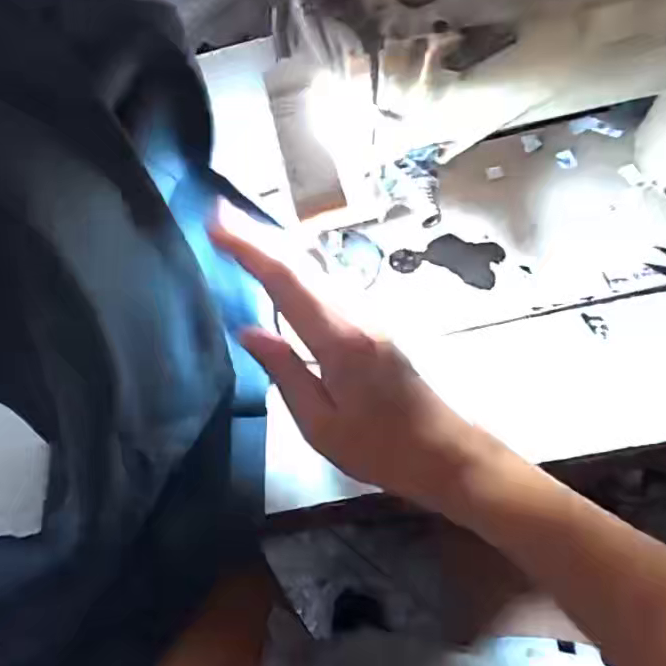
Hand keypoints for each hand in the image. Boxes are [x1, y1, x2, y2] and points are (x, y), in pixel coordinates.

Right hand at [209, 217, 512, 509]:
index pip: (286, 280)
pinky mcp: (376, 320)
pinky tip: (282, 265)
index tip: (218, 222)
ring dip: (278, 246)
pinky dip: (298, 266)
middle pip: (303, 261)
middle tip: (220, 214)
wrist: (448, 451)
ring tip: (241, 231)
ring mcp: (371, 313)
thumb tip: (249, 331)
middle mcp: (358, 313)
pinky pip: (328, 281)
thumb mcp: (320, 425)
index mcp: (340, 339)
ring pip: (317, 267)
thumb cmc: (382, 448)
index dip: (249, 247)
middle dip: (259, 234)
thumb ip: (285, 373)